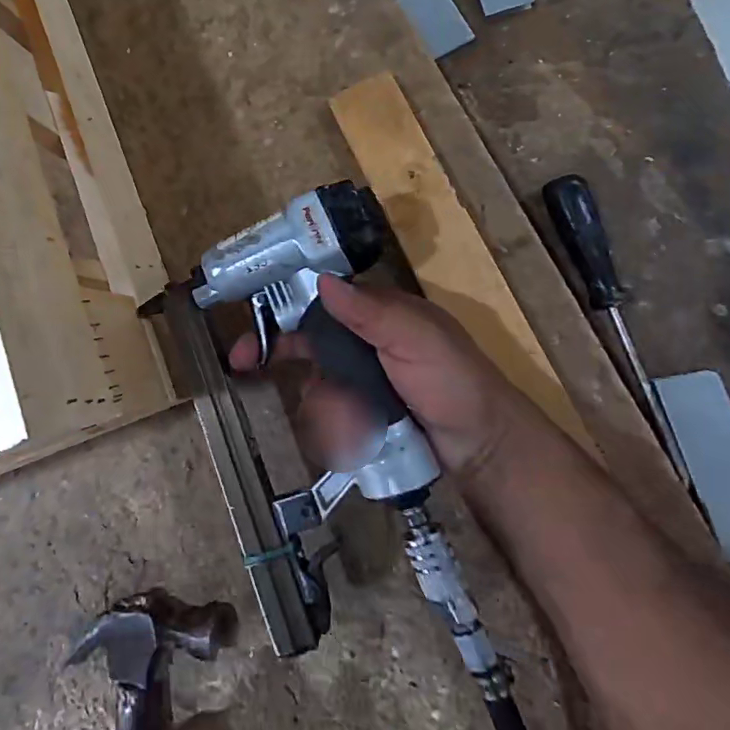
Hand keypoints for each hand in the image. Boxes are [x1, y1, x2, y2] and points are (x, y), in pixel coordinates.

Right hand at [228, 274, 527, 478]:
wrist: (482, 448)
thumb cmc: (453, 382)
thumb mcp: (418, 338)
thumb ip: (372, 312)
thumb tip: (323, 281)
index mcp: (378, 316)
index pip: (320, 305)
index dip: (281, 317)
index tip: (247, 340)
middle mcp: (364, 347)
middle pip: (306, 352)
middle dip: (291, 368)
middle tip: (247, 369)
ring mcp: (363, 387)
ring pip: (317, 395)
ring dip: (331, 412)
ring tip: (361, 427)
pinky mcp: (365, 422)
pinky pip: (332, 426)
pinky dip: (341, 435)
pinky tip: (363, 441)